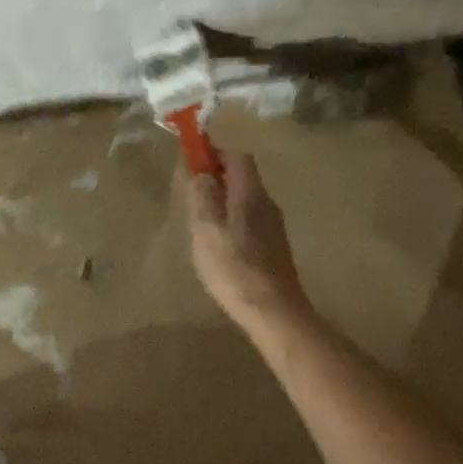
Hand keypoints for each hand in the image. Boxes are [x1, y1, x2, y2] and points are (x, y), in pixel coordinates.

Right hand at [178, 153, 309, 331]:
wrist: (274, 310)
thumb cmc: (234, 268)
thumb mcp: (206, 229)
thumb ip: (203, 197)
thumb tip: (201, 172)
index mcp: (250, 194)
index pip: (237, 156)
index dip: (214, 152)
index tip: (190, 160)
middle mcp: (266, 203)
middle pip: (242, 177)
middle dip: (215, 176)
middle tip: (188, 193)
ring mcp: (273, 226)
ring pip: (244, 199)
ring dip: (221, 200)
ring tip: (197, 220)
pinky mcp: (272, 247)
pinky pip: (248, 220)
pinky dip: (230, 219)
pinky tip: (216, 243)